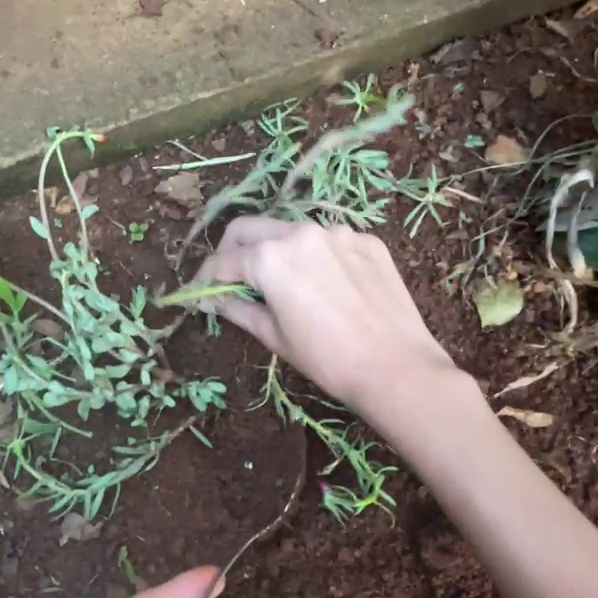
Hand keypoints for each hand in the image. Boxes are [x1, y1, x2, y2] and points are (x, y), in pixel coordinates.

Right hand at [193, 218, 471, 432]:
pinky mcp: (366, 241)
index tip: (200, 293)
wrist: (397, 368)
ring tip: (280, 284)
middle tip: (230, 279)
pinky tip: (324, 286)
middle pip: (248, 230)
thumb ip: (237, 308)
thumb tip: (210, 299)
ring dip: (274, 250)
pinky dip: (314, 257)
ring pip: (289, 231)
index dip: (205, 279)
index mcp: (269, 258)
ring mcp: (336, 233)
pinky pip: (327, 241)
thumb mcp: (273, 335)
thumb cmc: (326, 358)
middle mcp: (299, 233)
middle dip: (231, 251)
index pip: (222, 261)